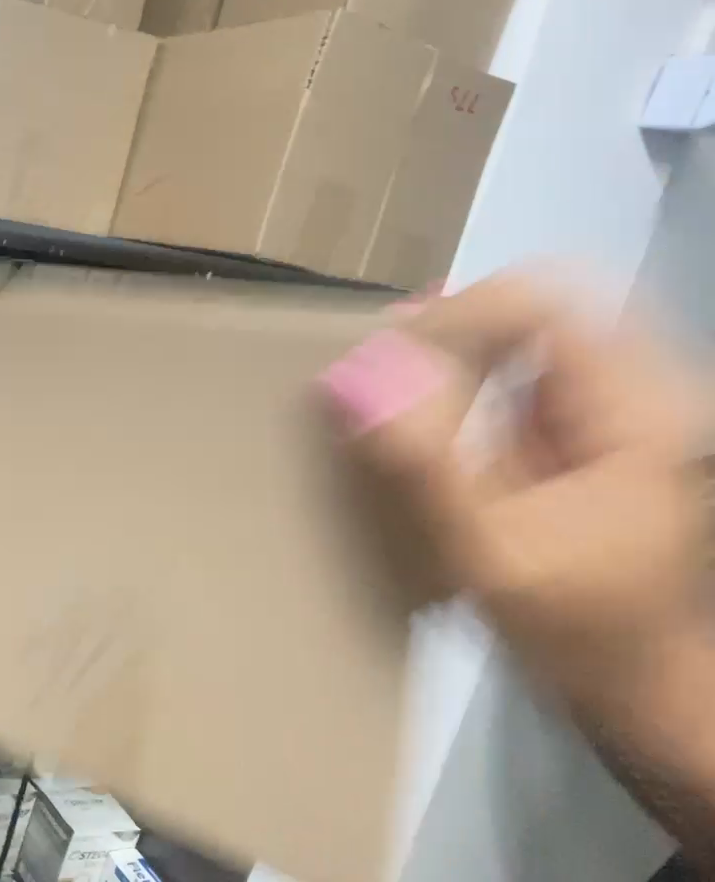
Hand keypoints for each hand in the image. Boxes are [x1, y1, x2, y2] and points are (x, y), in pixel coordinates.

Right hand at [318, 274, 706, 716]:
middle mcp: (634, 394)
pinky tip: (404, 416)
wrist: (633, 686)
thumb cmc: (574, 629)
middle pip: (522, 309)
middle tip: (363, 381)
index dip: (450, 319)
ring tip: (371, 396)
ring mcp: (607, 408)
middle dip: (434, 336)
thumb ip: (424, 467)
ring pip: (511, 333)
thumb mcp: (486, 555)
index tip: (379, 365)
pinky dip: (446, 378)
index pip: (537, 305)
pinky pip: (506, 367)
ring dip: (433, 356)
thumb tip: (352, 377)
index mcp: (639, 414)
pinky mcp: (576, 425)